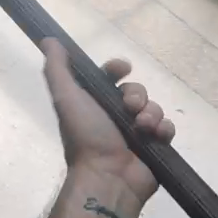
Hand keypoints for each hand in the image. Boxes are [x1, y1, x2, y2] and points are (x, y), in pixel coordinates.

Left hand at [40, 38, 174, 203]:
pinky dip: (164, 130)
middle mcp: (116, 117)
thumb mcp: (67, 99)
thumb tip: (49, 40)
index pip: (111, 77)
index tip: (123, 68)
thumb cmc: (86, 137)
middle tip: (130, 109)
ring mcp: (137, 133)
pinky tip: (156, 137)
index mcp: (95, 104)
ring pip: (154, 108)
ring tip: (143, 129)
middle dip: (137, 95)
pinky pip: (168, 128)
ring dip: (151, 114)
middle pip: (136, 91)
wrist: (107, 178)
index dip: (118, 68)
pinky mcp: (155, 148)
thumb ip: (58, 69)